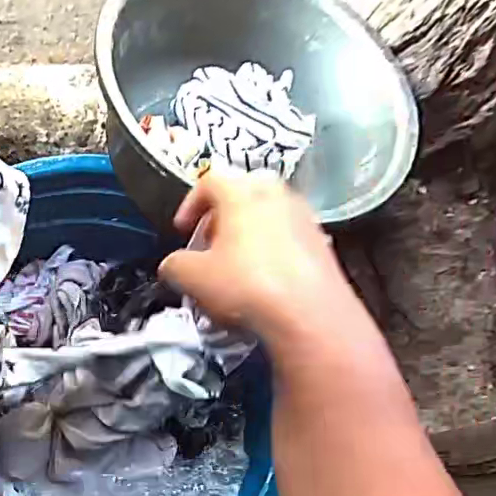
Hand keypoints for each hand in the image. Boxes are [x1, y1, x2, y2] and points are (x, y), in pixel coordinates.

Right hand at [157, 170, 362, 347]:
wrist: (308, 314)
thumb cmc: (246, 287)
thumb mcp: (192, 279)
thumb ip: (174, 265)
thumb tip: (173, 265)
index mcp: (242, 192)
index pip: (209, 181)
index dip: (190, 205)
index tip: (182, 230)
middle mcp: (277, 194)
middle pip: (242, 195)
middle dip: (221, 219)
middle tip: (209, 246)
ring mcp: (304, 217)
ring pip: (267, 217)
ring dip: (247, 236)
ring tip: (235, 268)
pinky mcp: (321, 244)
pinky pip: (287, 240)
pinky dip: (271, 254)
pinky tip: (263, 284)